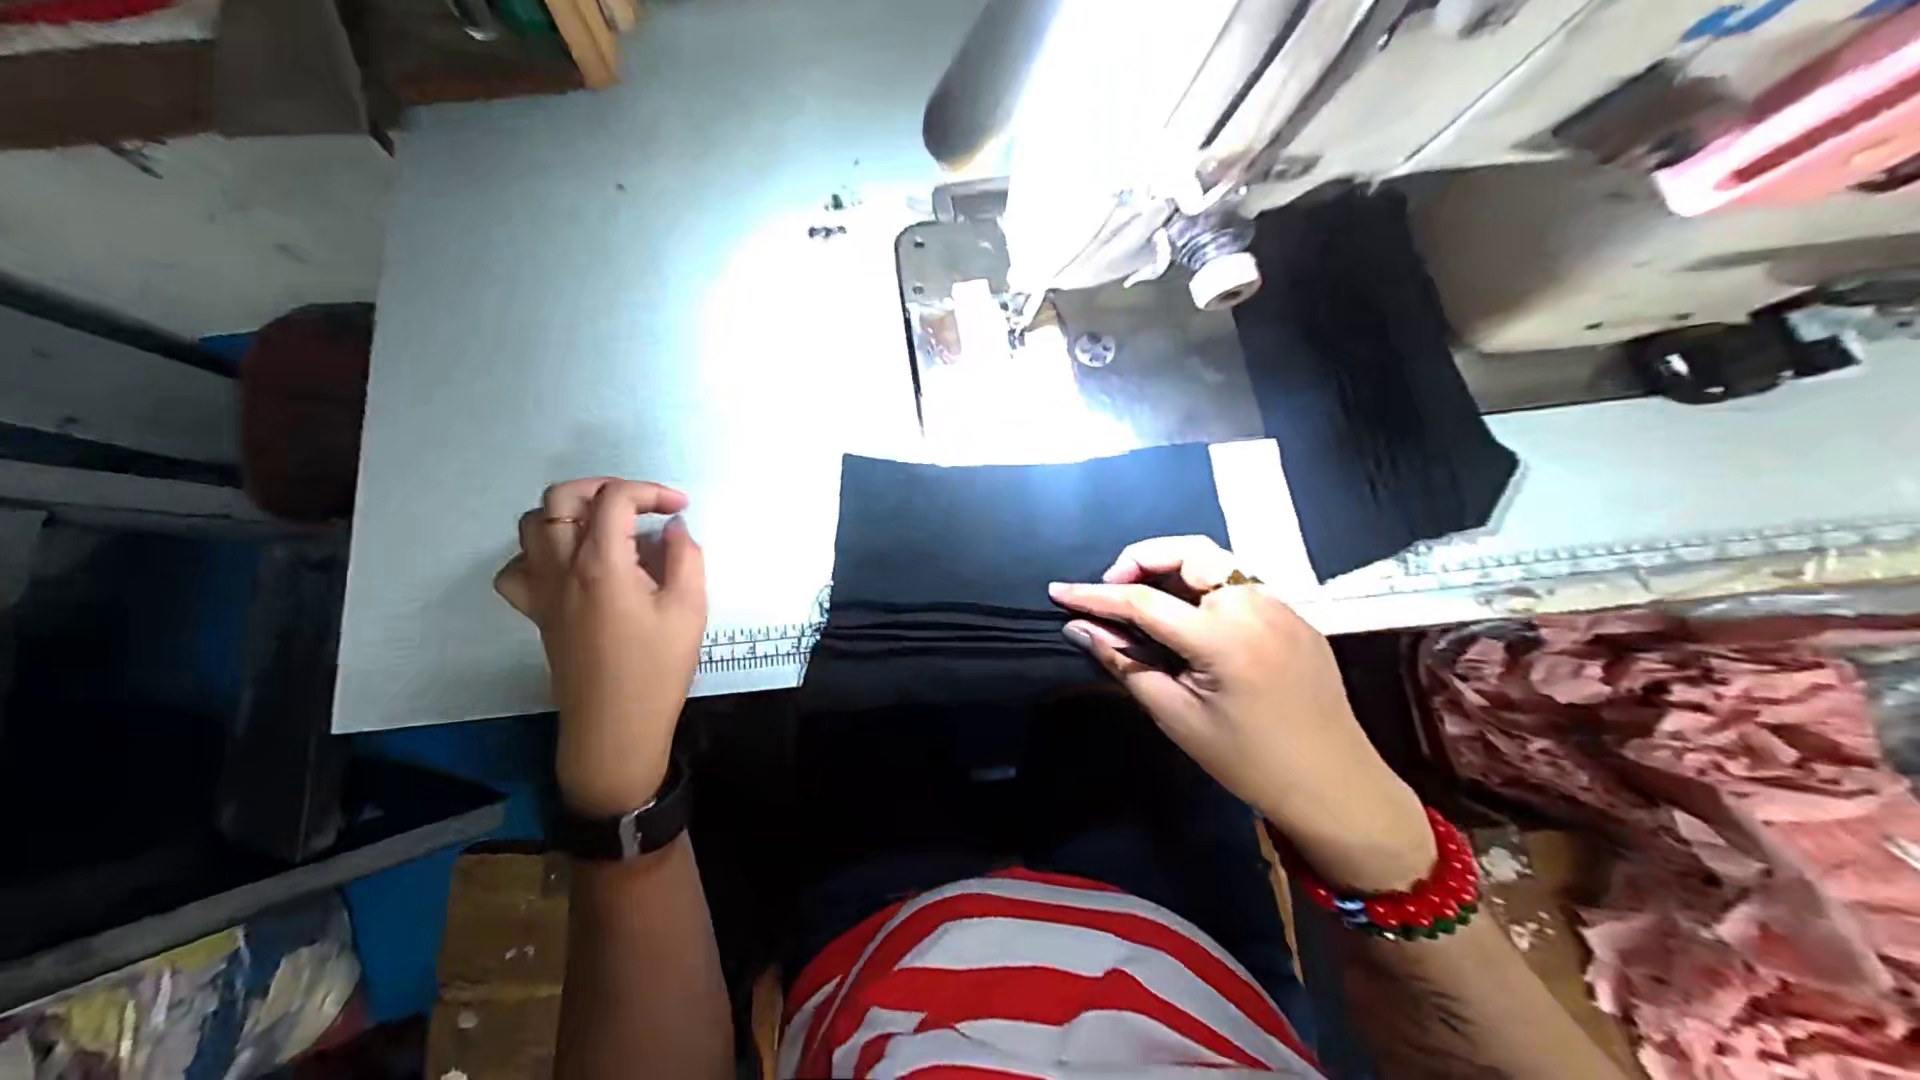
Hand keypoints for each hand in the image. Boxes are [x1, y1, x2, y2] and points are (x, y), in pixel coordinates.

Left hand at [495, 478, 706, 816]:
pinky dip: (540, 552)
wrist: (615, 726)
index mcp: (602, 564)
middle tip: (640, 505)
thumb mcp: (689, 609)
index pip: (615, 499)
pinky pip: (518, 567)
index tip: (680, 507)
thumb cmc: (657, 669)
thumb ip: (685, 557)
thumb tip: (673, 528)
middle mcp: (561, 567)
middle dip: (604, 487)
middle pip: (562, 498)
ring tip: (607, 527)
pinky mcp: (537, 612)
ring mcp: (542, 589)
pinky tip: (570, 564)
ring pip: (533, 524)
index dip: (651, 492)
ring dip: (570, 512)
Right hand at [1049, 536, 1434, 891]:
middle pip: (1189, 550)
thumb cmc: (1247, 761)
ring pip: (1217, 561)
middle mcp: (1256, 605)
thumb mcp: (1176, 715)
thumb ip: (1124, 663)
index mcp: (1223, 636)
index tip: (1059, 591)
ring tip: (1146, 600)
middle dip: (1141, 558)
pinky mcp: (1296, 616)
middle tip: (1114, 589)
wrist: (1335, 785)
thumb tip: (1080, 629)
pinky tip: (1191, 620)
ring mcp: (1282, 606)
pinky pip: (1241, 583)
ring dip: (1174, 568)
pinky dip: (1204, 587)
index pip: (1143, 600)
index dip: (1094, 595)